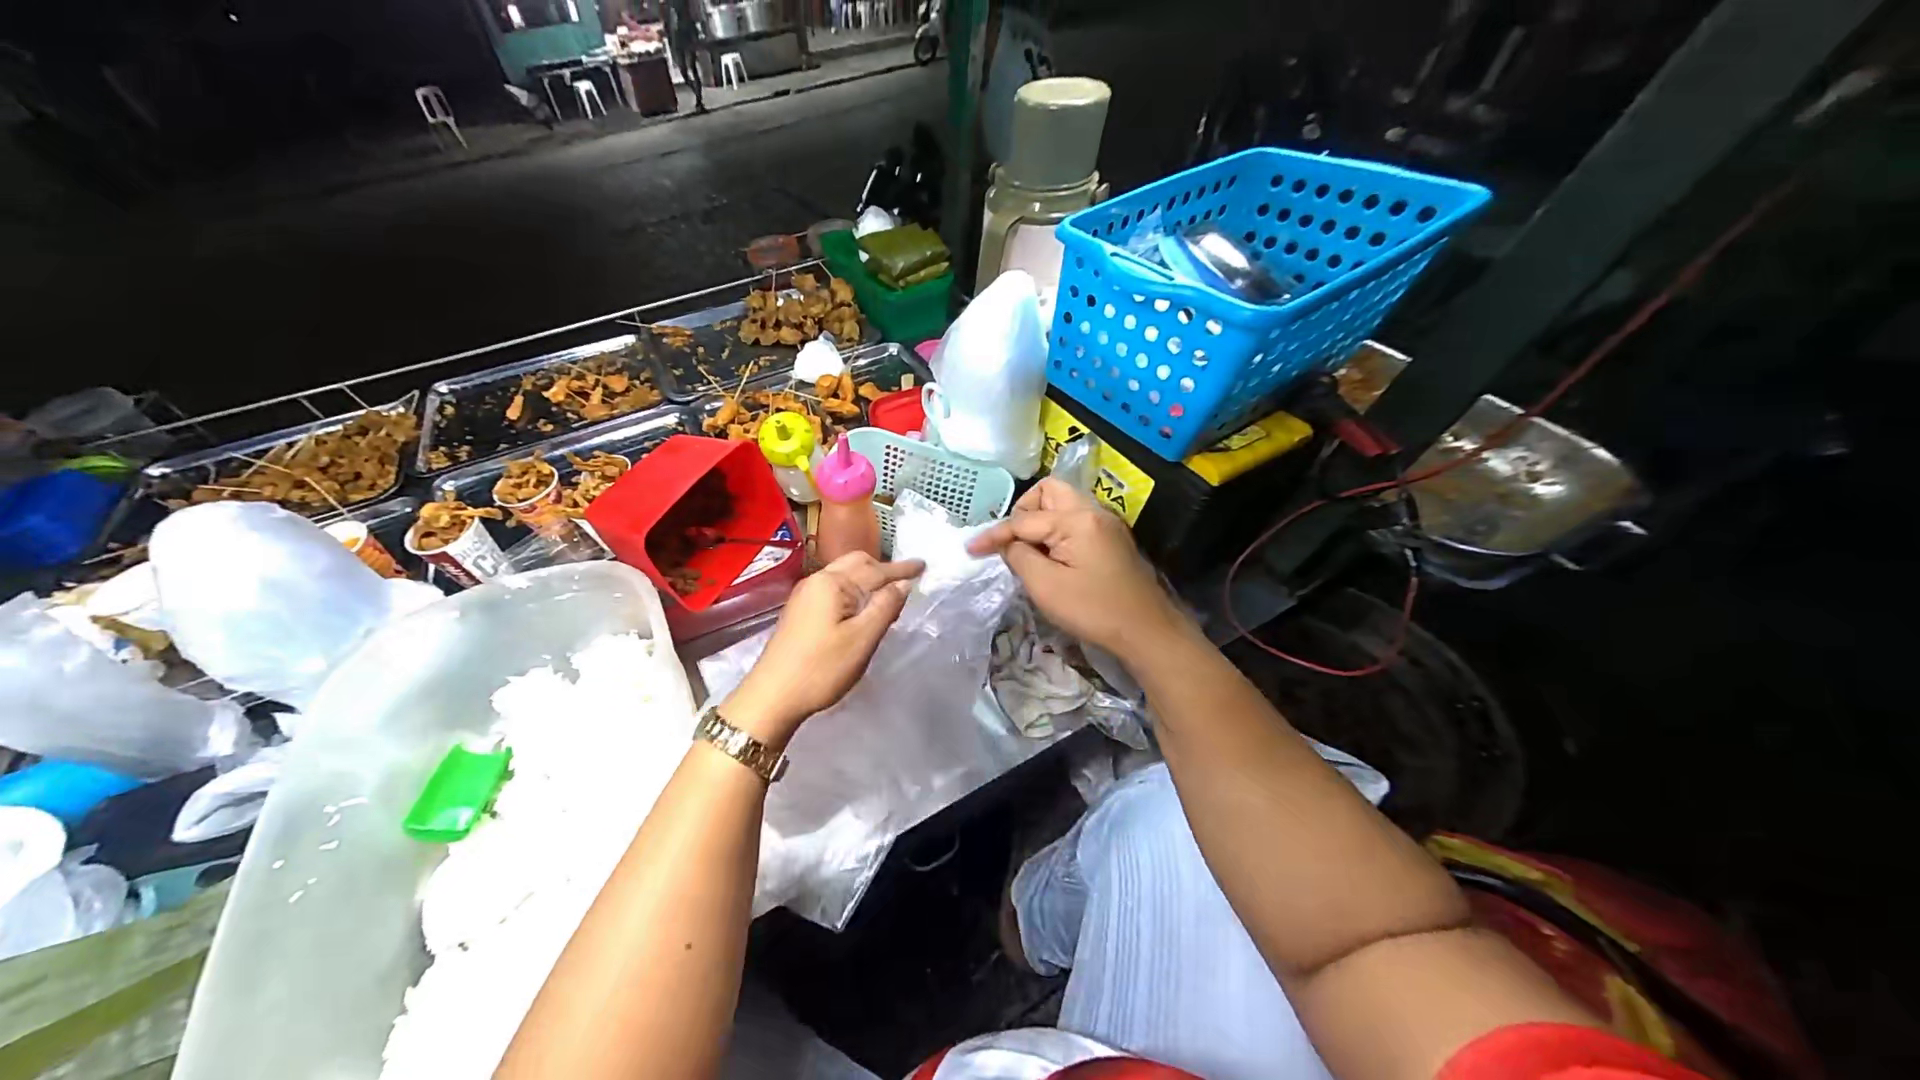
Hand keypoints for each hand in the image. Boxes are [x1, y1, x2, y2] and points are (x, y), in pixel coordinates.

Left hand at [721, 552, 923, 746]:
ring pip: (844, 575)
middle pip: (856, 563)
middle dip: (883, 567)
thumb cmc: (822, 668)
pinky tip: (863, 606)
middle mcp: (817, 580)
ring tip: (890, 592)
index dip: (902, 569)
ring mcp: (806, 595)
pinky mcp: (801, 610)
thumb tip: (903, 584)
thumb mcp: (862, 639)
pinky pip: (835, 588)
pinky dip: (855, 589)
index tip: (924, 565)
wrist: (772, 696)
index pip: (875, 570)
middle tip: (908, 577)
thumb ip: (885, 607)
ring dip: (868, 578)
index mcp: (832, 583)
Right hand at [966, 478, 1188, 660]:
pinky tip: (1051, 556)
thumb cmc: (1094, 610)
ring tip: (1029, 550)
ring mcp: (1106, 524)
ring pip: (1064, 503)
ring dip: (1040, 520)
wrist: (1147, 631)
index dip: (994, 535)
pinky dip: (1057, 530)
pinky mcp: (1111, 539)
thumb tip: (1008, 543)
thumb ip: (1019, 556)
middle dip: (1023, 511)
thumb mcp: (1045, 586)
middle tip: (1012, 541)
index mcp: (1077, 520)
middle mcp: (1093, 511)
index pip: (1024, 520)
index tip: (971, 549)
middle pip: (1049, 492)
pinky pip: (1076, 520)